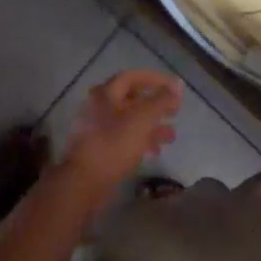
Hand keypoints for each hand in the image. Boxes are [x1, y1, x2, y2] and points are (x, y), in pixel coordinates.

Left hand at [58, 70, 180, 194]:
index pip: (132, 77)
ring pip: (129, 121)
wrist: (83, 183)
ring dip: (151, 126)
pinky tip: (155, 151)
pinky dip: (140, 140)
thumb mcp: (142, 120)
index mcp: (105, 94)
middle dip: (155, 106)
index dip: (155, 79)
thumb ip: (161, 101)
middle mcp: (99, 107)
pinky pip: (123, 138)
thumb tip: (177, 84)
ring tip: (171, 136)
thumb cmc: (113, 145)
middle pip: (131, 99)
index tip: (174, 87)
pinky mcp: (99, 149)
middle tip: (175, 112)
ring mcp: (97, 129)